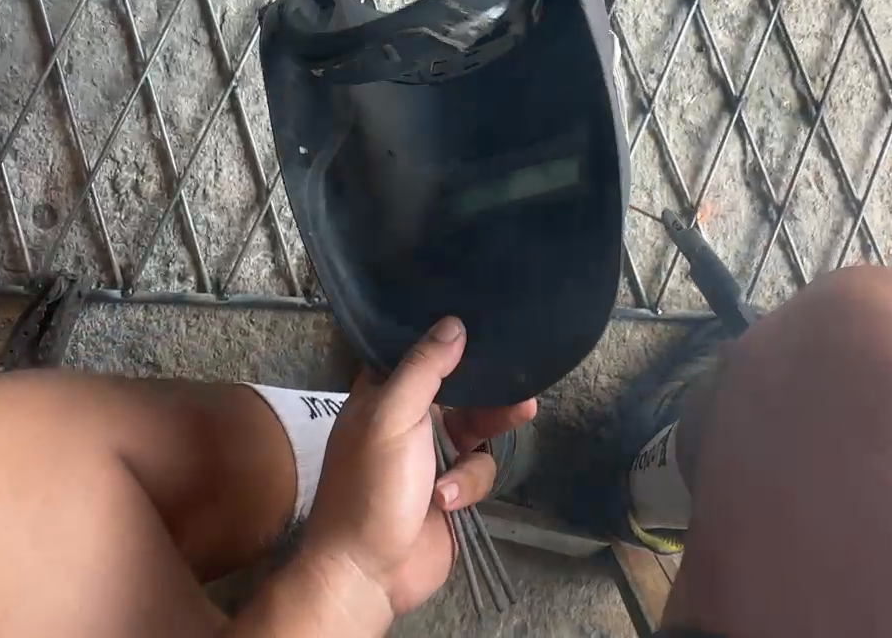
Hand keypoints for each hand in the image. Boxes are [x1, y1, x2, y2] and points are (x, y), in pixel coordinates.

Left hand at [299, 317, 537, 618]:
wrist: (369, 572)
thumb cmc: (371, 485)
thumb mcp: (392, 417)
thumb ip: (423, 369)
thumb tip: (454, 323)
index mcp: (385, 391)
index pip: (419, 350)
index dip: (447, 336)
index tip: (483, 319)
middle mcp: (410, 416)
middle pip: (461, 386)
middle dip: (489, 385)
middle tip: (522, 375)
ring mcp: (432, 452)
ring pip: (479, 424)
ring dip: (492, 426)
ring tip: (520, 413)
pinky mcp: (453, 487)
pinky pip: (478, 468)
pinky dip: (468, 482)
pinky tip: (447, 500)